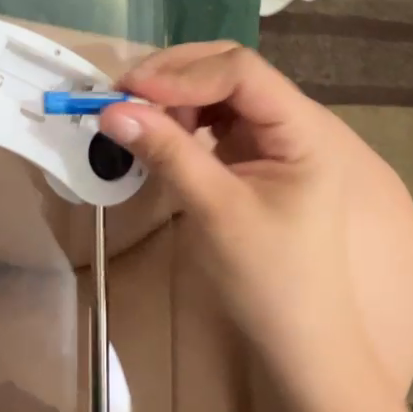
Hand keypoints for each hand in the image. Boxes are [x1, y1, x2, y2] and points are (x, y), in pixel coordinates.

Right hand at [97, 45, 383, 367]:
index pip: (241, 72)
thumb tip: (109, 110)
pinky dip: (180, 117)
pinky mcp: (254, 156)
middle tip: (121, 95)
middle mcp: (293, 123)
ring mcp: (273, 138)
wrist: (301, 342)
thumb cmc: (269, 280)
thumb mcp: (215, 211)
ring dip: (173, 94)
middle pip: (229, 70)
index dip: (183, 73)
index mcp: (303, 132)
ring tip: (133, 115)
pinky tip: (157, 132)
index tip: (130, 92)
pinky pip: (214, 118)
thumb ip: (168, 153)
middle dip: (174, 76)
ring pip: (218, 90)